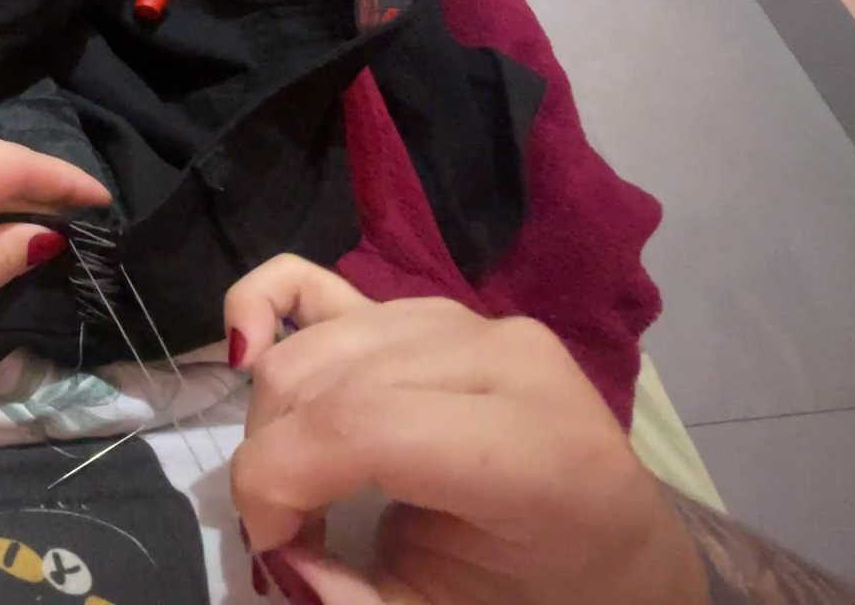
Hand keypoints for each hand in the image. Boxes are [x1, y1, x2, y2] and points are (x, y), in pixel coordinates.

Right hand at [224, 256, 707, 604]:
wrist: (610, 548)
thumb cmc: (545, 597)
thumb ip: (355, 602)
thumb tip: (280, 563)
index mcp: (536, 448)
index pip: (358, 428)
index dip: (278, 481)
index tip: (269, 546)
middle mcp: (494, 357)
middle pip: (319, 385)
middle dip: (271, 460)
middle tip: (287, 532)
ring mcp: (448, 317)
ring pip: (304, 351)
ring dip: (270, 420)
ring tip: (294, 481)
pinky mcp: (409, 305)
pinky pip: (305, 281)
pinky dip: (255, 305)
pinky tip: (244, 352)